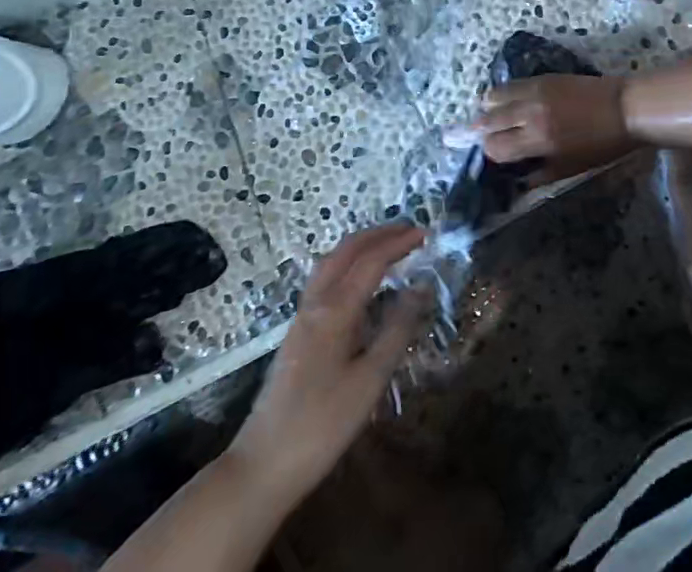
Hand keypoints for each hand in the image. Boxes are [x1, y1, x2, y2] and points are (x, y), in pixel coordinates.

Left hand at [226, 225, 431, 504]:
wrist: (265, 462)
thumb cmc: (323, 423)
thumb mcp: (370, 380)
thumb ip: (396, 330)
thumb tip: (420, 288)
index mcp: (334, 311)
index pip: (370, 262)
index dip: (398, 244)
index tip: (426, 234)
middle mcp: (314, 304)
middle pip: (344, 252)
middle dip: (377, 234)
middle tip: (409, 230)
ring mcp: (302, 317)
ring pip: (330, 264)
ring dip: (359, 246)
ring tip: (389, 245)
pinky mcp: (298, 332)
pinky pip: (324, 281)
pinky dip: (347, 265)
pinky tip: (362, 282)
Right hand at [465, 74, 635, 183]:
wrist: (626, 107)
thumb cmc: (603, 144)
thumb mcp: (571, 168)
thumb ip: (539, 175)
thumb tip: (516, 180)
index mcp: (538, 139)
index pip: (494, 147)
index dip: (491, 153)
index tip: (497, 156)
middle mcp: (529, 113)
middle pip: (487, 121)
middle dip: (482, 131)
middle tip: (482, 136)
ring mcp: (534, 91)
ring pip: (492, 97)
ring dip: (488, 110)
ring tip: (493, 117)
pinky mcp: (542, 77)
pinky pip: (510, 85)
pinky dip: (502, 95)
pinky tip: (508, 103)